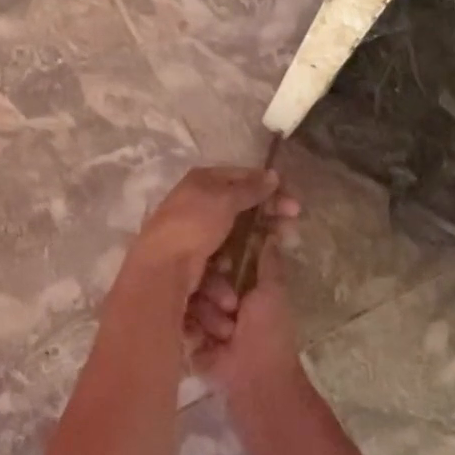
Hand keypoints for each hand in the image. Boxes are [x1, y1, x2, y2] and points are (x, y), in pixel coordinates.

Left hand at [131, 166, 282, 284]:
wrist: (162, 268)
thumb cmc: (194, 225)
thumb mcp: (224, 199)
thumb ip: (250, 188)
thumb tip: (273, 175)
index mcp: (202, 181)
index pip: (242, 177)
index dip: (268, 188)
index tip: (293, 203)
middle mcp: (196, 203)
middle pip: (239, 208)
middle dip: (265, 220)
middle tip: (290, 228)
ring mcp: (193, 234)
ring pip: (232, 238)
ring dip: (249, 249)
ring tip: (259, 260)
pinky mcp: (192, 261)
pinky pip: (219, 262)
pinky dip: (228, 271)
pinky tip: (234, 279)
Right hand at [187, 240, 305, 404]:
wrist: (254, 378)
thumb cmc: (268, 332)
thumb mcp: (272, 291)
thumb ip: (268, 262)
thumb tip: (272, 233)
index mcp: (241, 284)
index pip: (219, 260)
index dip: (219, 259)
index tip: (223, 264)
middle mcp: (219, 298)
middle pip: (201, 279)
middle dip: (215, 293)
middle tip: (231, 308)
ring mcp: (202, 319)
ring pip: (190, 300)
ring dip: (208, 317)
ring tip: (224, 334)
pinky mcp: (187, 337)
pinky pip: (179, 322)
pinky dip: (192, 330)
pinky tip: (201, 337)